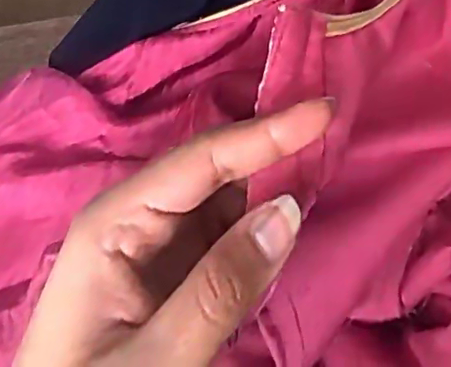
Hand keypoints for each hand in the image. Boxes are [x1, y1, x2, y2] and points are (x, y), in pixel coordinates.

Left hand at [15, 99, 333, 366]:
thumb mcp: (153, 361)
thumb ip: (220, 286)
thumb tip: (289, 207)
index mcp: (117, 219)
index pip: (204, 158)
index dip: (268, 130)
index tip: (324, 108)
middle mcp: (139, 216)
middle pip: (217, 165)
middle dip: (274, 142)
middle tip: (333, 120)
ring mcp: (158, 244)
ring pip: (228, 194)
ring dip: (276, 176)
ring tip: (328, 151)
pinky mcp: (176, 273)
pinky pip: (229, 231)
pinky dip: (267, 217)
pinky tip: (297, 204)